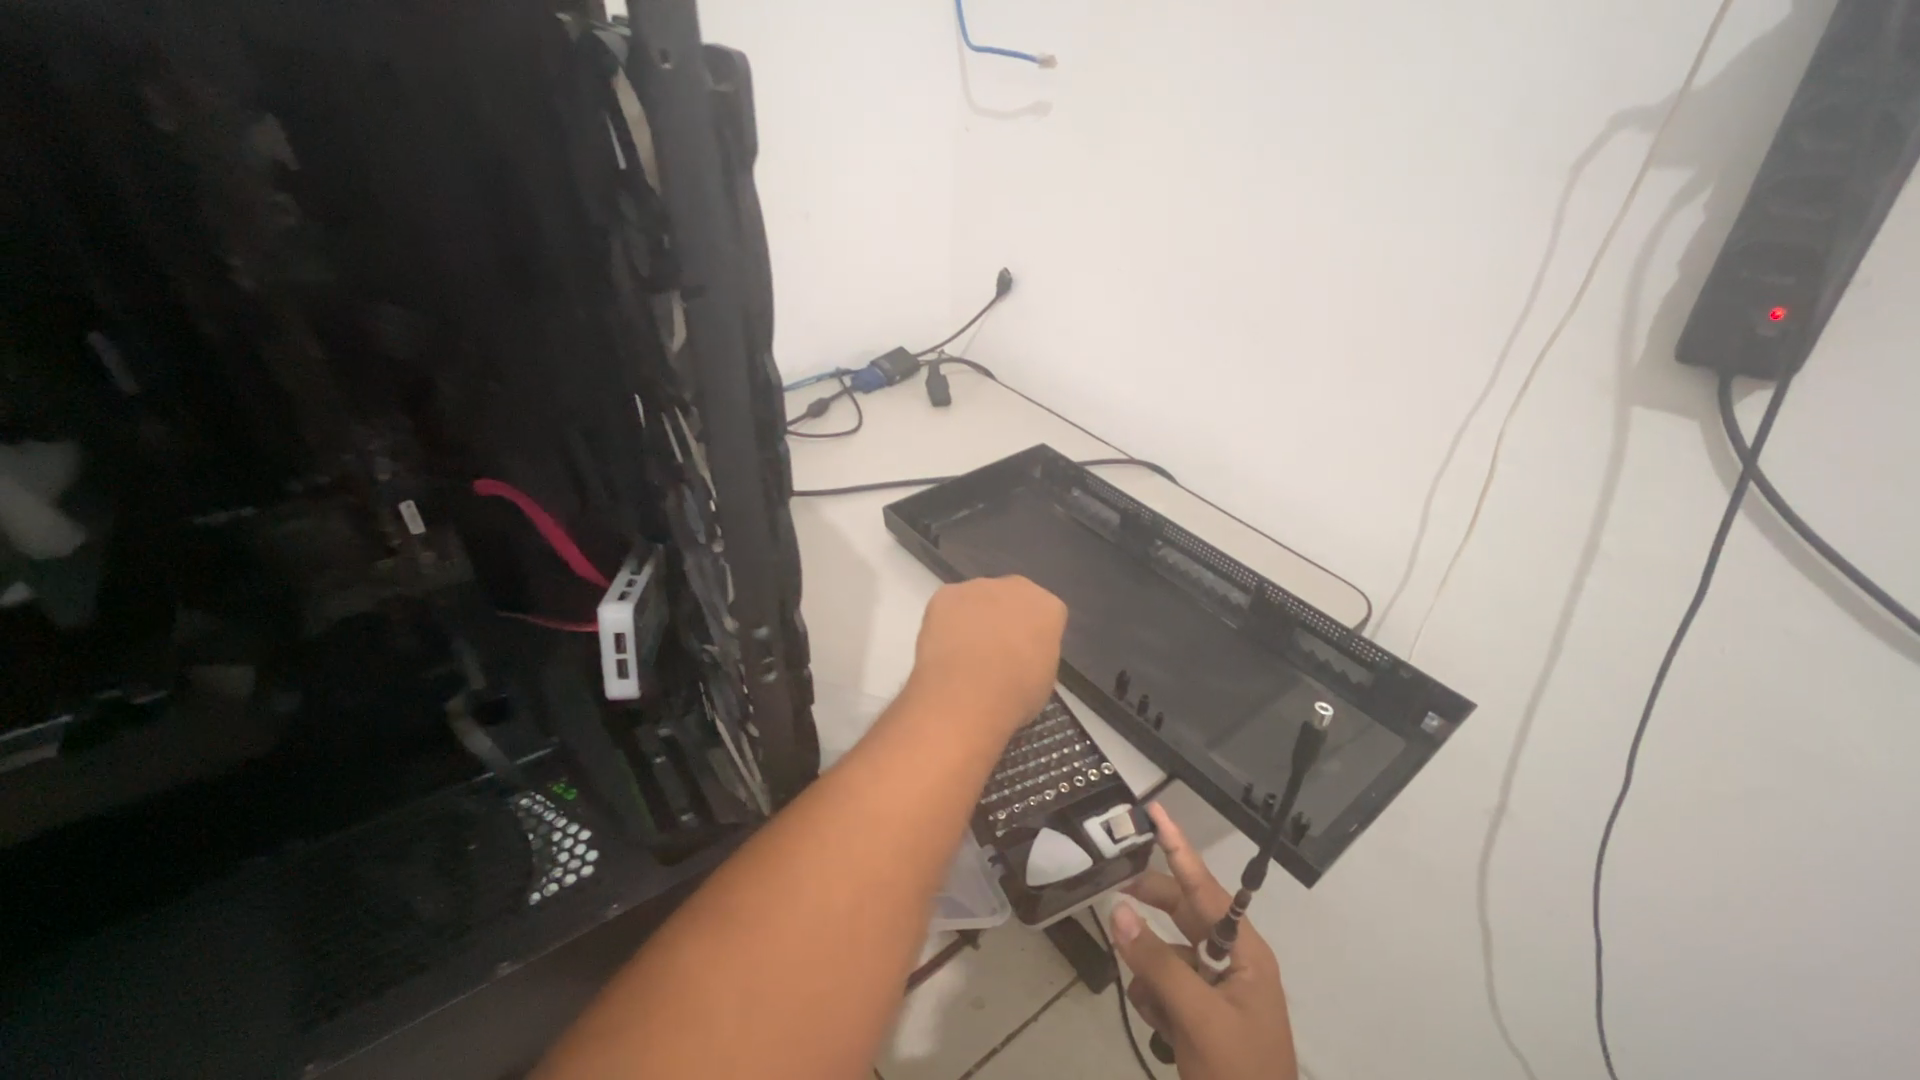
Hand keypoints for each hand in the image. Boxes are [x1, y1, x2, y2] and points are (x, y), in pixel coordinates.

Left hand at [904, 576, 1066, 737]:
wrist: (967, 696)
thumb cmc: (1015, 695)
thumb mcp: (1044, 681)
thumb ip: (1037, 656)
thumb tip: (1022, 657)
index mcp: (1049, 607)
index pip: (1046, 615)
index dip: (1034, 636)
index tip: (1026, 656)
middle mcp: (1016, 587)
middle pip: (1012, 598)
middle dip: (1005, 618)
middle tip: (994, 651)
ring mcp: (978, 587)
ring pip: (978, 599)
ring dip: (974, 619)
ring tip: (962, 654)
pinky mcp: (945, 594)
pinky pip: (949, 605)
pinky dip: (945, 622)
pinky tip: (943, 648)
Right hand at [1111, 804, 1296, 1079]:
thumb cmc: (1239, 1072)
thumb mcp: (1198, 1017)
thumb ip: (1157, 962)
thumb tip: (1119, 911)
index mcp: (1244, 953)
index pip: (1204, 886)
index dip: (1177, 847)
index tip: (1155, 811)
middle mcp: (1230, 962)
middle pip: (1181, 914)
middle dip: (1151, 911)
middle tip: (1115, 896)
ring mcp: (1214, 989)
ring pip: (1164, 954)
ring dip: (1151, 977)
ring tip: (1163, 1016)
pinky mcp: (1197, 1013)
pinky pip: (1162, 986)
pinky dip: (1153, 1002)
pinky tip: (1164, 1031)